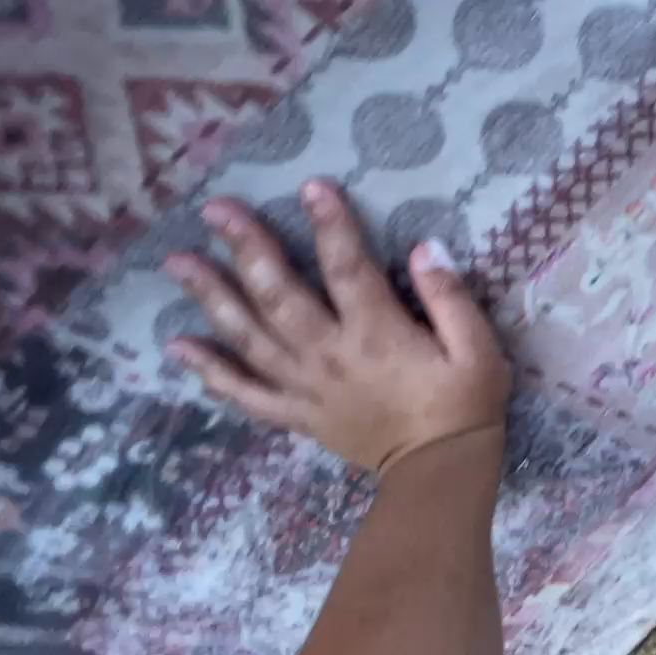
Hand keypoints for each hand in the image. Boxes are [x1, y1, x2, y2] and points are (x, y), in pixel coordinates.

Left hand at [162, 179, 510, 472]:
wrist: (440, 467)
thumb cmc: (466, 399)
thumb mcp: (477, 345)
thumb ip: (450, 297)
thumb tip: (424, 249)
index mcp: (377, 333)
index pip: (347, 268)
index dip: (329, 225)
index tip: (310, 187)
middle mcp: (329, 354)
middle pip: (279, 295)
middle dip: (247, 249)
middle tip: (215, 211)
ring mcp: (305, 386)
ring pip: (249, 336)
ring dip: (212, 297)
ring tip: (180, 262)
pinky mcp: (296, 414)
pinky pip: (243, 392)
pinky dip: (209, 370)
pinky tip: (178, 347)